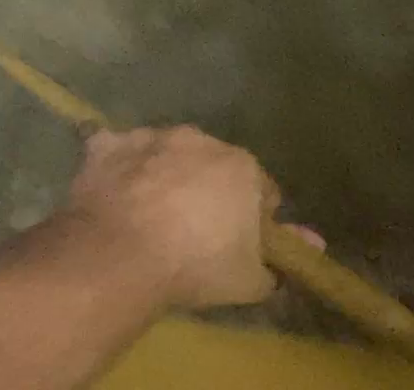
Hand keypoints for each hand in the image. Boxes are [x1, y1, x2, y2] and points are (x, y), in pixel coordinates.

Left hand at [64, 126, 281, 309]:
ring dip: (161, 171)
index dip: (254, 214)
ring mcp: (143, 135)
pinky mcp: (103, 142)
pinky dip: (118, 166)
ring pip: (161, 151)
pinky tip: (115, 191)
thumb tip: (310, 240)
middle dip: (207, 185)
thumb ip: (282, 255)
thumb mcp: (255, 277)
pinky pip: (116, 151)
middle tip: (195, 222)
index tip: (242, 237)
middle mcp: (192, 138)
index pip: (259, 187)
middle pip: (208, 162)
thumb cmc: (197, 265)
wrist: (121, 251)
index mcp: (239, 164)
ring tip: (150, 208)